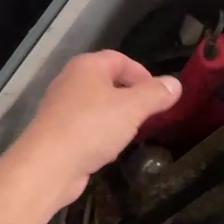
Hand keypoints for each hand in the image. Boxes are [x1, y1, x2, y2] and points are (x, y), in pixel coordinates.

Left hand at [1, 50, 180, 207]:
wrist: (48, 165)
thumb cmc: (92, 127)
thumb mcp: (132, 108)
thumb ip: (155, 94)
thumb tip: (175, 84)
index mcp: (86, 66)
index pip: (119, 59)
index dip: (143, 73)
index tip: (161, 94)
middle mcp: (70, 81)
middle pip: (108, 81)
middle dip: (132, 96)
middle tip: (151, 114)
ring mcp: (61, 107)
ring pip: (97, 106)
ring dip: (117, 117)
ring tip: (134, 132)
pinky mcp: (58, 132)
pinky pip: (87, 126)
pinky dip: (102, 134)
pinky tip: (110, 150)